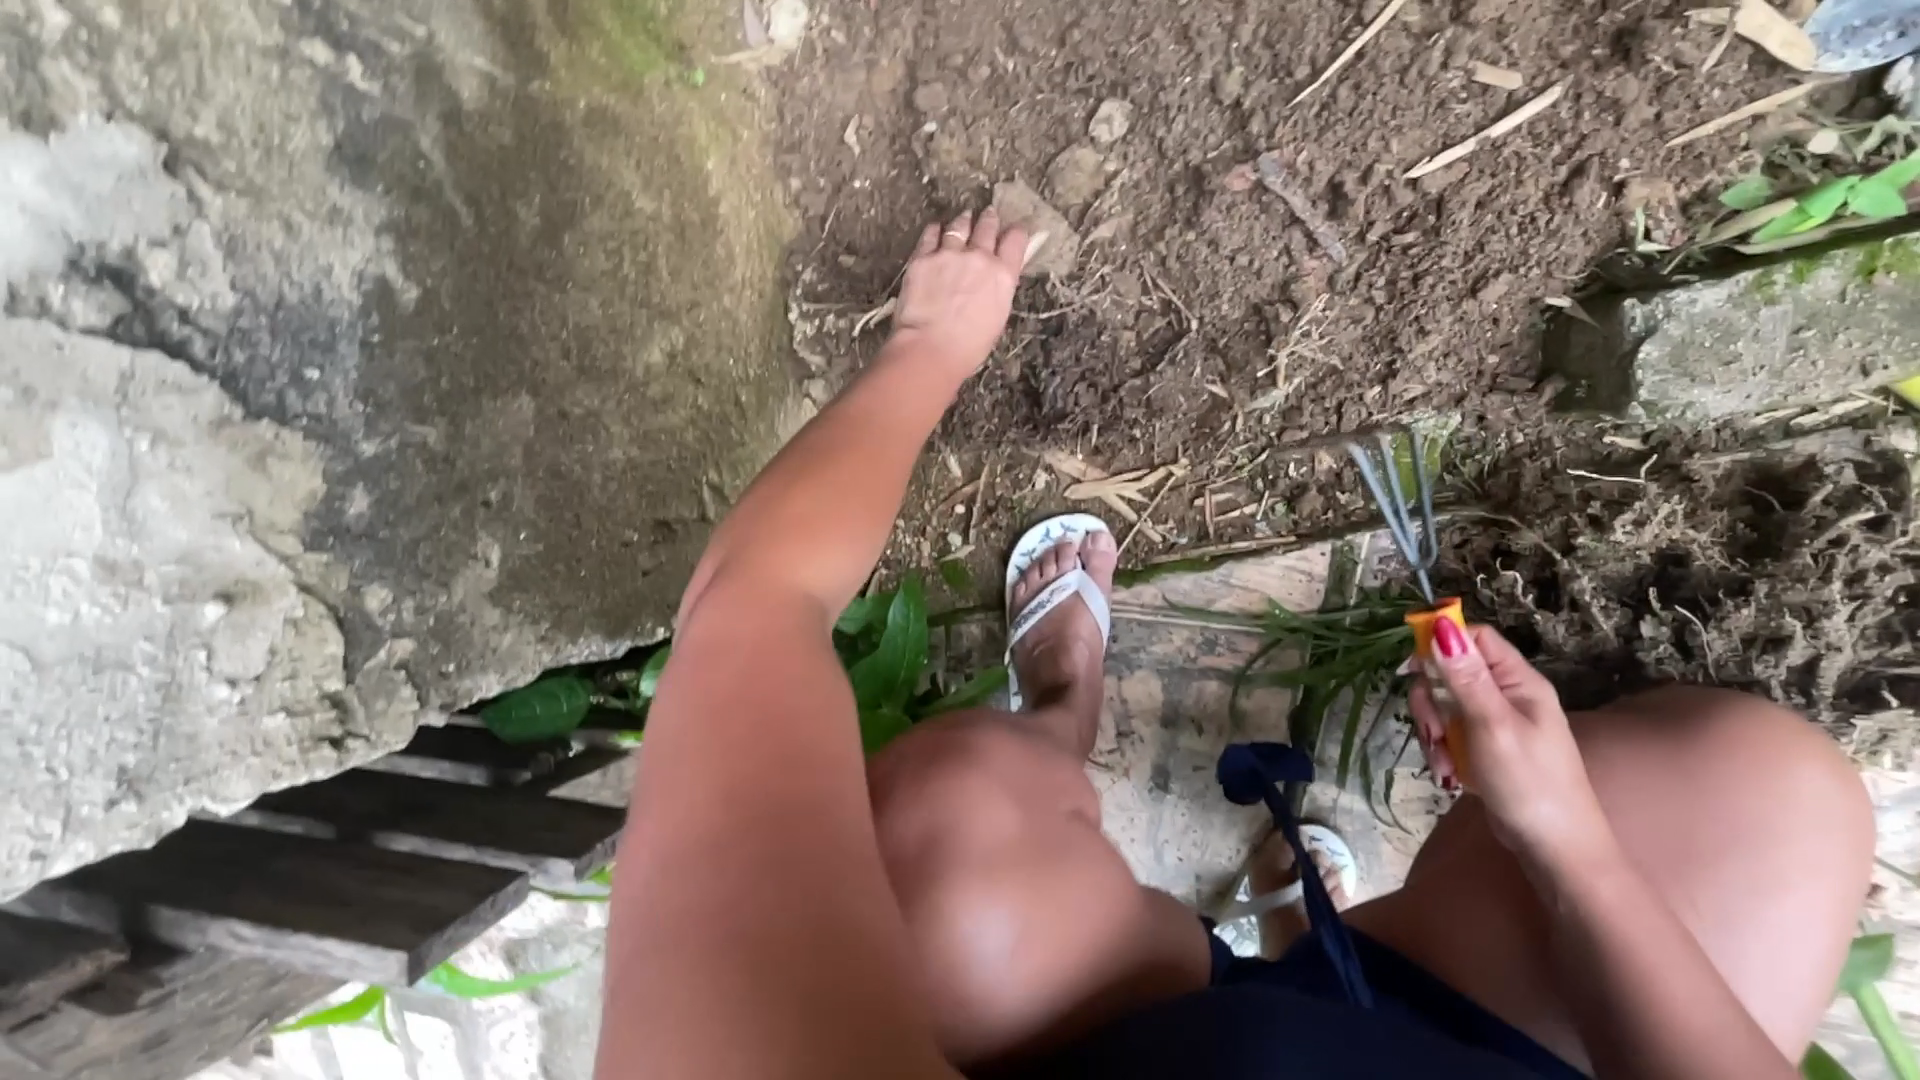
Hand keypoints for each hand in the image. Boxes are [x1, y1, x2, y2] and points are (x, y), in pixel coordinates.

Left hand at [884, 209, 1027, 377]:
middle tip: (988, 215)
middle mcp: (979, 258)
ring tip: (964, 218)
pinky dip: (935, 230)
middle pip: (987, 227)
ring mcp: (949, 254)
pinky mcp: (922, 258)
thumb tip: (993, 282)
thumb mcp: (997, 319)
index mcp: (1003, 276)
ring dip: (963, 221)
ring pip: (959, 226)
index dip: (1015, 233)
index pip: (1015, 240)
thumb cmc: (968, 347)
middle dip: (989, 220)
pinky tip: (936, 230)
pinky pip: (931, 234)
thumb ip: (997, 291)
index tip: (1014, 231)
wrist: (931, 348)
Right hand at [1410, 621, 1613, 869]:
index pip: (1475, 638)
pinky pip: (1447, 733)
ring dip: (1432, 729)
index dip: (1440, 641)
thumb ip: (1465, 676)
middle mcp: (1506, 695)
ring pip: (1442, 704)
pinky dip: (1441, 750)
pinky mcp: (1482, 746)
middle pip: (1449, 671)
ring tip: (1442, 759)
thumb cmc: (1528, 781)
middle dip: (1430, 698)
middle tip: (1432, 727)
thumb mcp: (1492, 725)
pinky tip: (1448, 773)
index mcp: (1518, 682)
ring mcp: (1493, 722)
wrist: (1552, 847)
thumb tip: (1441, 624)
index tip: (1409, 663)